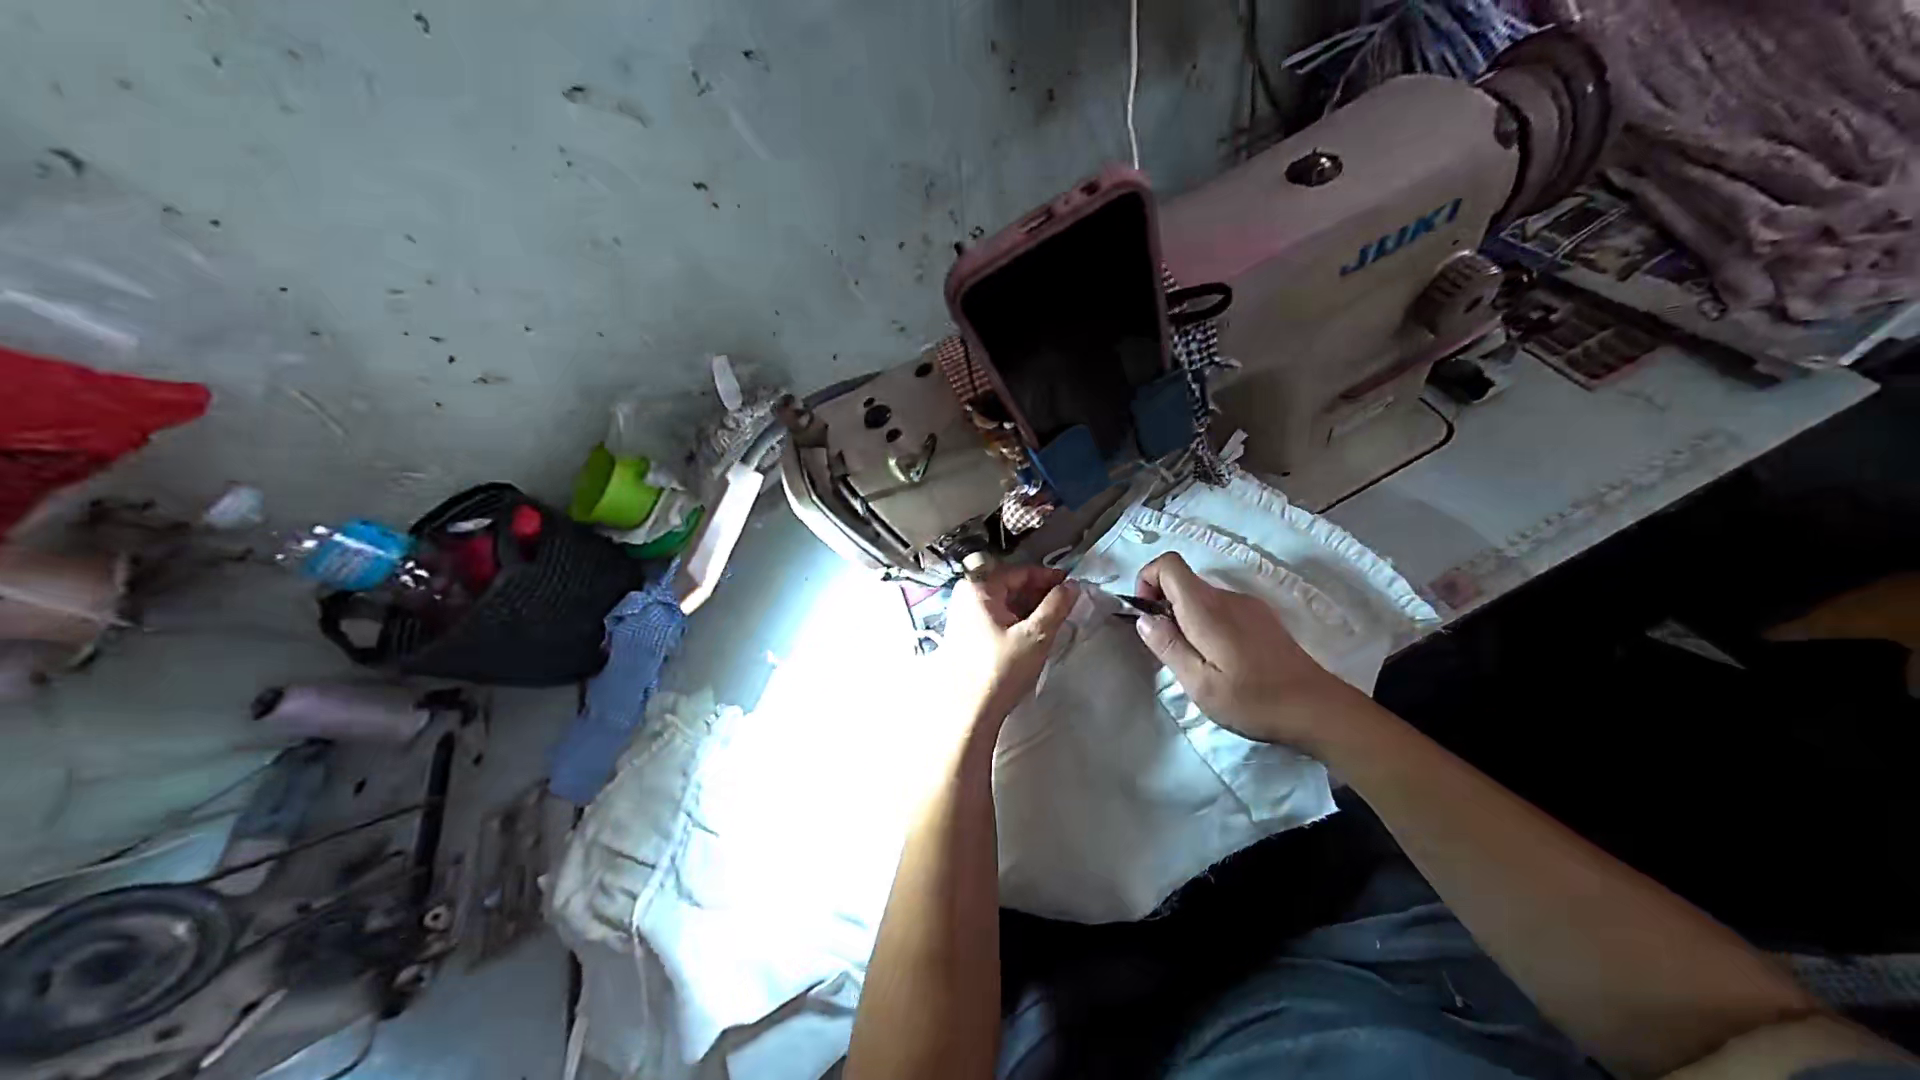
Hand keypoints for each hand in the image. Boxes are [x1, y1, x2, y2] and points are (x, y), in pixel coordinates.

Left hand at [941, 565, 1076, 729]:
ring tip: (1055, 621)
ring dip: (1031, 609)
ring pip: (1005, 603)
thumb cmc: (1000, 670)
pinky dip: (1018, 621)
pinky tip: (1035, 634)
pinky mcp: (967, 635)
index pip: (1020, 572)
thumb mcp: (1035, 636)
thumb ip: (1056, 606)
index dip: (1049, 577)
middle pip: (1011, 586)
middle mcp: (967, 596)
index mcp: (978, 588)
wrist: (968, 712)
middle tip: (1067, 605)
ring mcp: (964, 616)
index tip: (1072, 586)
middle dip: (1041, 594)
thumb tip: (1072, 585)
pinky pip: (998, 618)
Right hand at [1134, 552, 1367, 749]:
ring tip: (1196, 662)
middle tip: (1170, 650)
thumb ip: (1168, 646)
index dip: (1147, 580)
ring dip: (1185, 619)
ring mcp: (1247, 605)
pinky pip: (1220, 609)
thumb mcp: (1200, 684)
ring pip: (1200, 597)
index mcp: (1207, 608)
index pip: (1168, 564)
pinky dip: (1206, 625)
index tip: (1147, 616)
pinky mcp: (1260, 618)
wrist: (1318, 709)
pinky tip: (1221, 660)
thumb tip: (1143, 618)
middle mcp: (1227, 597)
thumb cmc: (1254, 700)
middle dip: (1163, 606)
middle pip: (1182, 581)